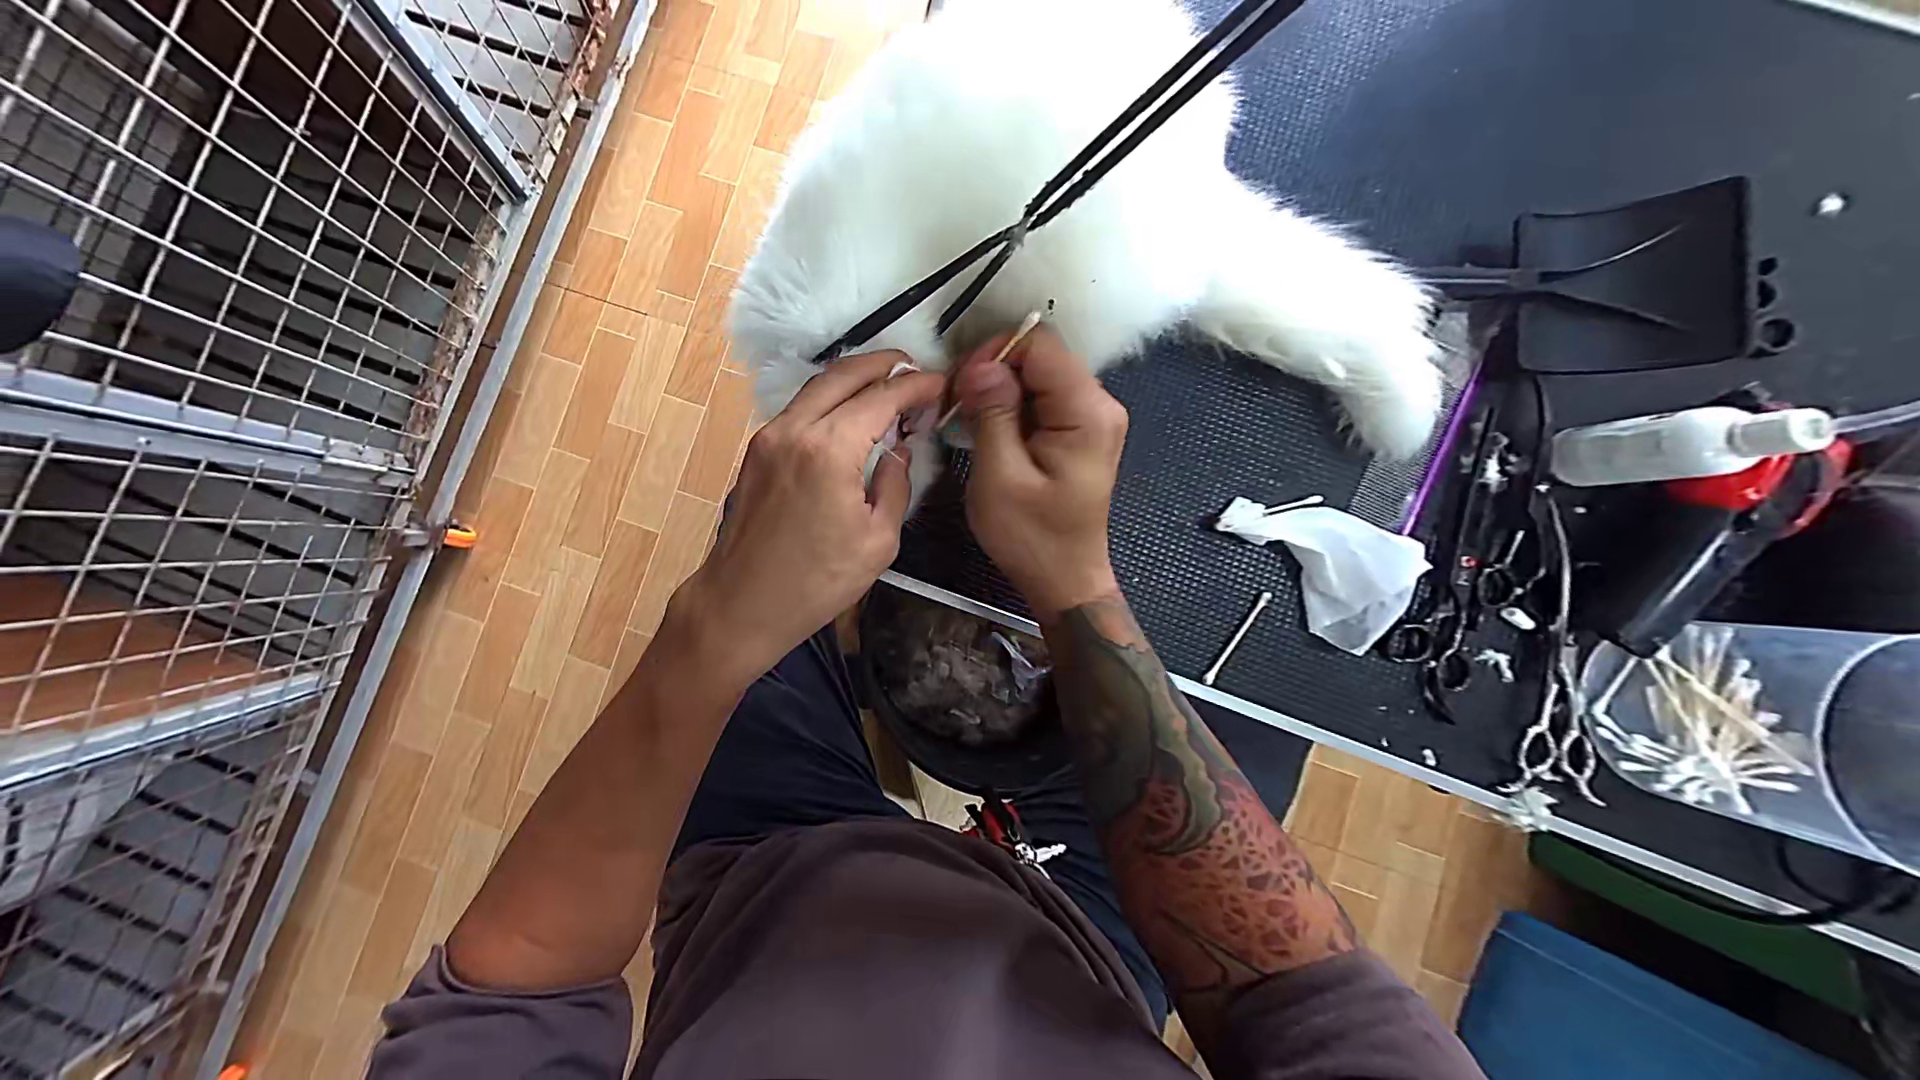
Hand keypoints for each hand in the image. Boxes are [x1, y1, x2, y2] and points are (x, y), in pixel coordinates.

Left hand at [672, 351, 942, 687]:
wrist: (743, 604)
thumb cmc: (816, 583)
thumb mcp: (879, 540)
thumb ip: (895, 485)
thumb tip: (897, 451)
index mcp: (829, 450)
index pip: (881, 397)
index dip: (915, 386)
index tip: (939, 384)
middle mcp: (795, 430)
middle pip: (844, 374)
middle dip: (884, 364)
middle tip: (915, 369)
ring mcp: (770, 437)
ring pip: (817, 386)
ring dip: (855, 378)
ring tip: (888, 385)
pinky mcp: (758, 451)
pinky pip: (801, 408)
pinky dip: (831, 399)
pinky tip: (852, 414)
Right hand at [954, 326, 1128, 620]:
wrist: (1064, 580)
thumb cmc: (1032, 538)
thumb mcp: (1000, 477)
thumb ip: (992, 413)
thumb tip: (979, 365)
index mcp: (1087, 412)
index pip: (1040, 345)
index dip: (995, 354)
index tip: (962, 386)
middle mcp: (1099, 406)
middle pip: (1041, 357)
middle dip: (994, 371)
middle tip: (957, 404)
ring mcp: (1093, 419)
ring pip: (1038, 377)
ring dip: (999, 390)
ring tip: (967, 418)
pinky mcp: (1080, 432)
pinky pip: (1043, 400)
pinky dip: (1012, 406)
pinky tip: (989, 430)